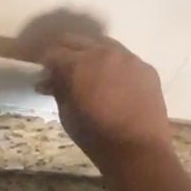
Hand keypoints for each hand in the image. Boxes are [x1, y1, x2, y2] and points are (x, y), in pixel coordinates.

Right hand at [39, 33, 175, 167]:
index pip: (53, 52)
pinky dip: (113, 64)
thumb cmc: (96, 136)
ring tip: (88, 70)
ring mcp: (128, 57)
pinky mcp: (146, 67)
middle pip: (76, 40)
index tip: (44, 71)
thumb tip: (48, 81)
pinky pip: (124, 58)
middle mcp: (103, 52)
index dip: (45, 62)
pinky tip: (113, 81)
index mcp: (78, 64)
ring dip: (90, 53)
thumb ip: (58, 90)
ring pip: (102, 44)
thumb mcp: (67, 114)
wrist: (139, 150)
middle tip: (60, 67)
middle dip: (64, 51)